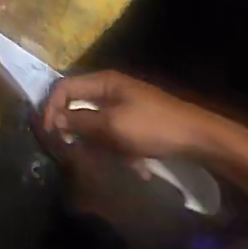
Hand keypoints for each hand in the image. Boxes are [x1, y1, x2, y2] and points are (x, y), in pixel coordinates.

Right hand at [42, 72, 244, 163]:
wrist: (200, 138)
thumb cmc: (153, 127)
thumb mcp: (112, 126)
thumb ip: (79, 122)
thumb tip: (52, 120)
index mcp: (102, 81)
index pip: (64, 87)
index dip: (50, 108)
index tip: (47, 134)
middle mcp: (110, 88)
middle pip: (78, 105)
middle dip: (74, 130)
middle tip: (72, 151)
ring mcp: (124, 103)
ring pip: (96, 123)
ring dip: (98, 144)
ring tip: (107, 164)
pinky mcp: (136, 120)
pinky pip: (115, 133)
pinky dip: (119, 149)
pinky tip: (136, 167)